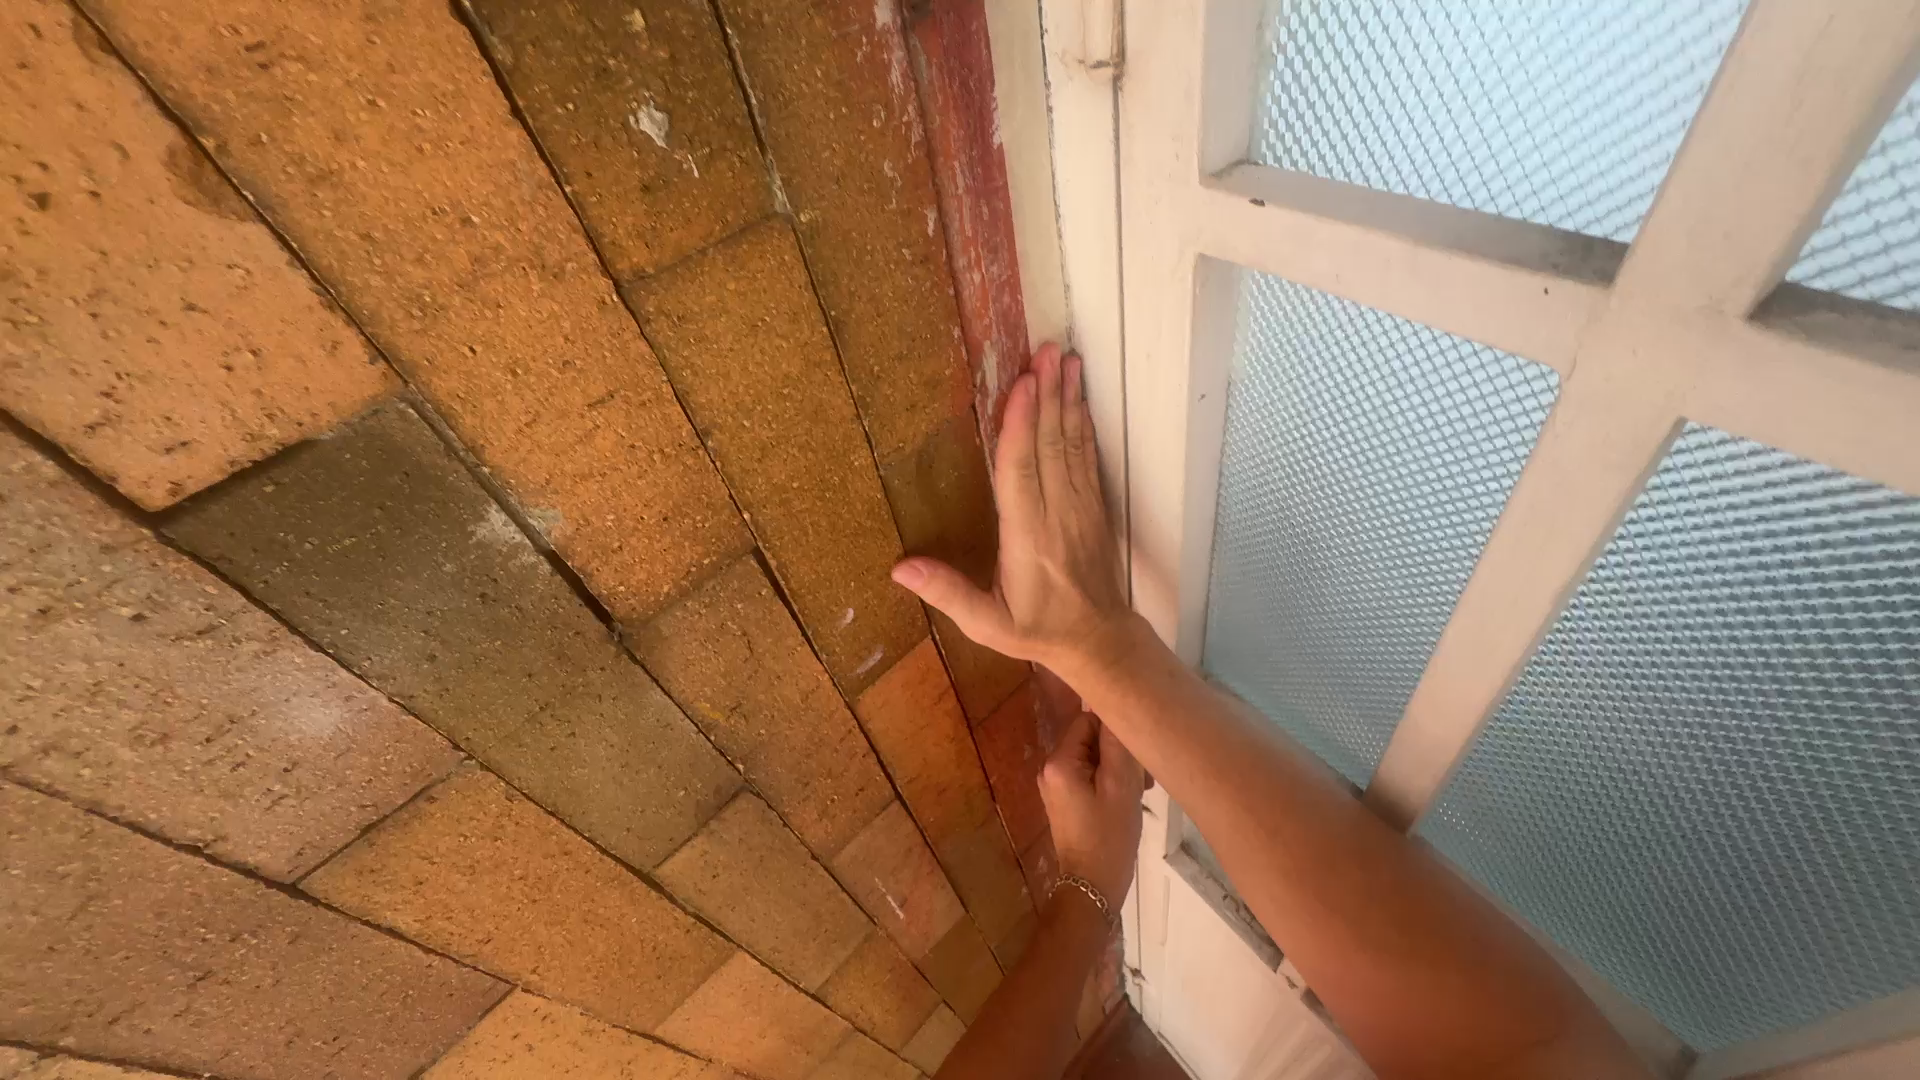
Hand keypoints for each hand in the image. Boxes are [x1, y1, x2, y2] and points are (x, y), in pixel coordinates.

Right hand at [890, 344, 1134, 675]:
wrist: (1099, 639)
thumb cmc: (1037, 629)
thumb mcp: (988, 624)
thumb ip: (949, 594)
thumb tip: (901, 568)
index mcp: (1028, 537)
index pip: (1020, 473)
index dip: (1020, 427)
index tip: (1022, 386)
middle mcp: (1057, 514)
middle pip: (1050, 446)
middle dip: (1047, 396)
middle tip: (1044, 351)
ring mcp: (1080, 507)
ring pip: (1072, 445)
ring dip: (1068, 400)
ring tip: (1065, 359)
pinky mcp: (1094, 506)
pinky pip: (1087, 458)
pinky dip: (1083, 425)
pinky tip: (1079, 399)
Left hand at [1039, 710, 1143, 905]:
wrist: (1093, 886)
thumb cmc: (1109, 836)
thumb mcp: (1120, 785)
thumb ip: (1115, 743)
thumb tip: (1113, 708)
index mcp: (1058, 761)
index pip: (1088, 720)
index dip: (1114, 731)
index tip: (1136, 753)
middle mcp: (1049, 767)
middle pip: (1090, 740)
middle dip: (1118, 753)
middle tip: (1143, 779)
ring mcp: (1055, 785)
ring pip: (1093, 758)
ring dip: (1117, 769)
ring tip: (1140, 791)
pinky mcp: (1064, 799)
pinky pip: (1088, 776)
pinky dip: (1109, 782)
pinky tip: (1127, 800)